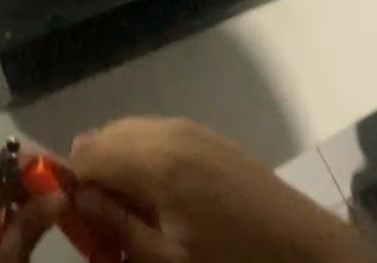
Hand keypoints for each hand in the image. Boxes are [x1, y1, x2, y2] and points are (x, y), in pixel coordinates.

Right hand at [69, 118, 376, 262]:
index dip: (71, 183)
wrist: (305, 250)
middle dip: (95, 174)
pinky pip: (153, 134)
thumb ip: (117, 226)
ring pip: (127, 132)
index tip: (79, 219)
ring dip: (118, 166)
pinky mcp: (204, 133)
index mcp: (155, 161)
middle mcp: (166, 130)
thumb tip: (77, 199)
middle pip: (103, 136)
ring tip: (137, 213)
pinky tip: (162, 197)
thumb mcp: (169, 261)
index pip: (86, 152)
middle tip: (108, 223)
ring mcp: (188, 127)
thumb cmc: (233, 262)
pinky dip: (143, 158)